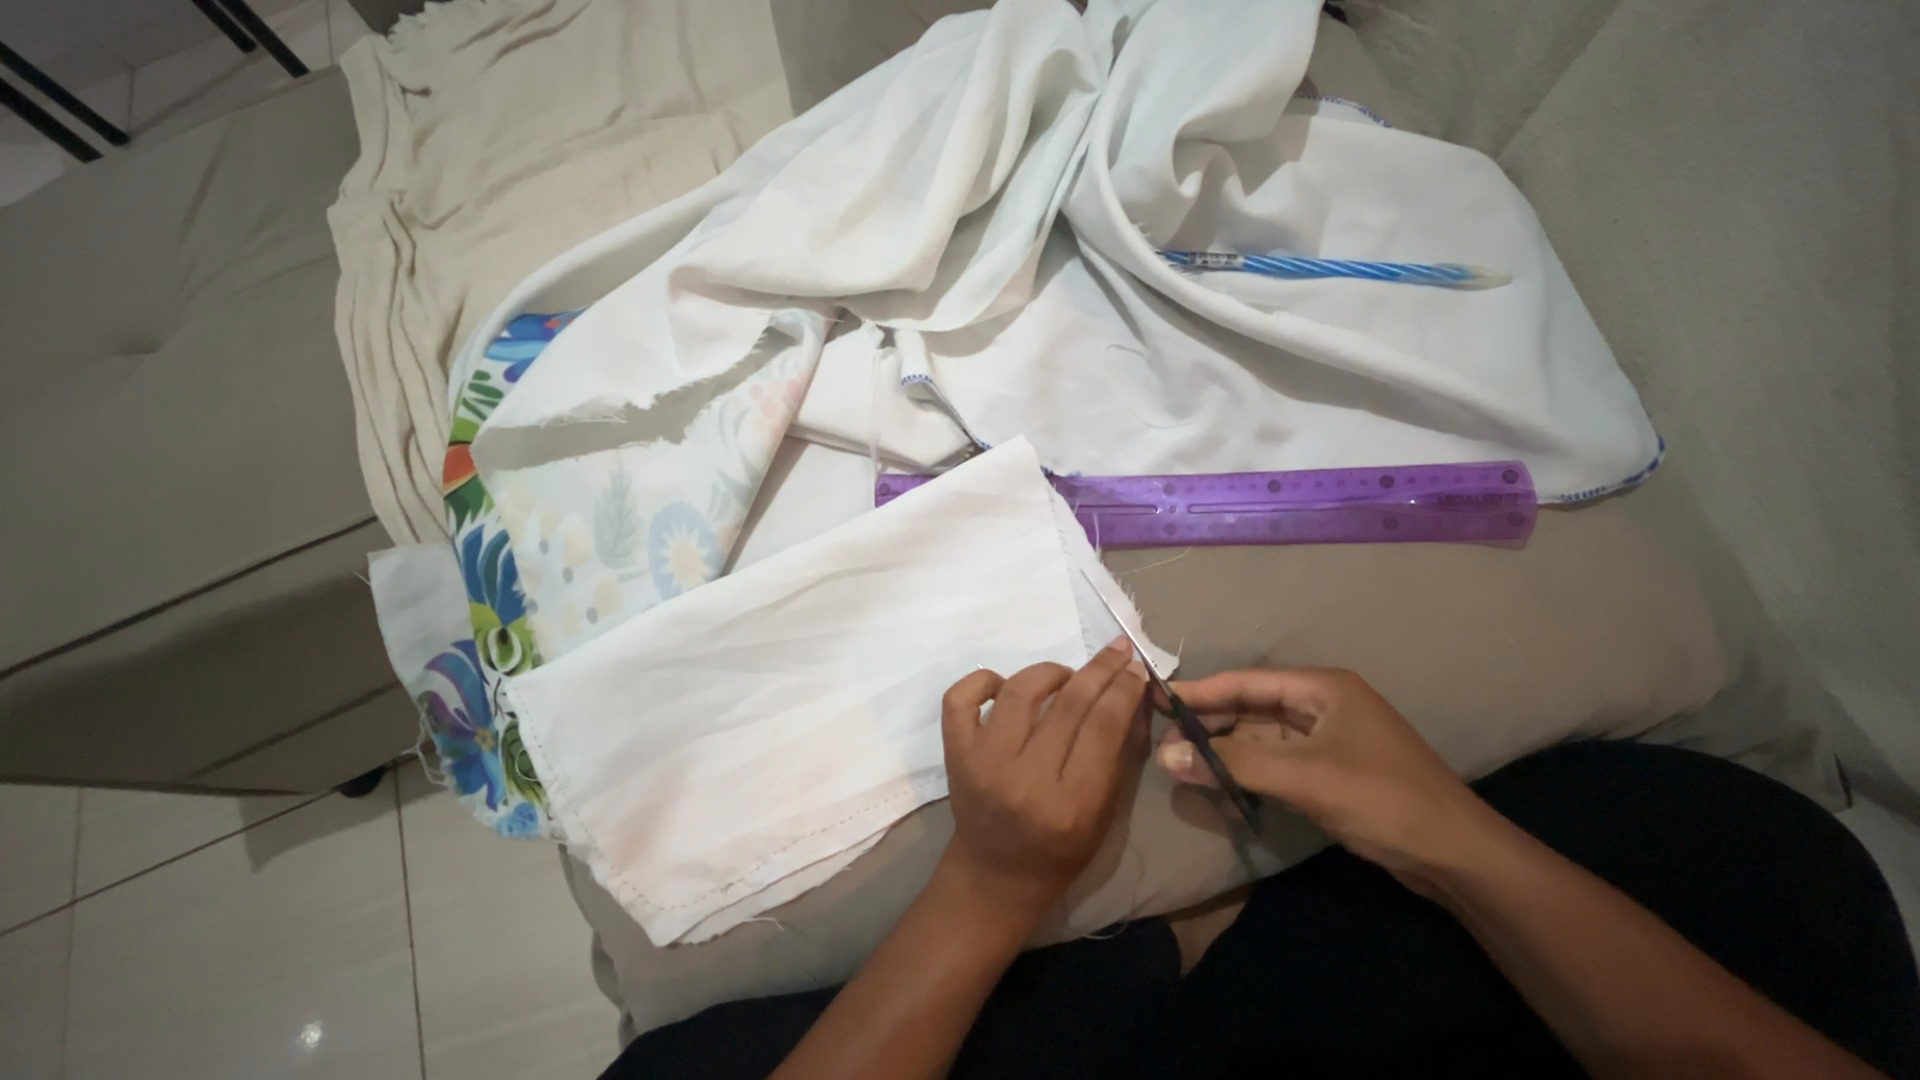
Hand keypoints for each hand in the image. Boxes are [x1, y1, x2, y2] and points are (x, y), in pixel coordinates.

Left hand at [938, 637, 1150, 914]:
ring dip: (1050, 672)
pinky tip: (1004, 686)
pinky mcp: (955, 753)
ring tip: (1065, 677)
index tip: (1135, 667)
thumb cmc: (1060, 850)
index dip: (1124, 688)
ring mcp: (984, 763)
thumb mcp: (1105, 814)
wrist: (995, 874)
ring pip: (1019, 691)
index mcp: (1071, 803)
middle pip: (1069, 704)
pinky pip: (961, 698)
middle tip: (1116, 652)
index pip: (1103, 726)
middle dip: (1100, 670)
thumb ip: (1121, 755)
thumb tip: (1133, 693)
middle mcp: (1025, 780)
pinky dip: (983, 681)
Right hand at [1155, 667, 1497, 894]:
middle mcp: (1324, 705)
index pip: (1246, 682)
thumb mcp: (1303, 778)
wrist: (1455, 854)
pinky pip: (1277, 760)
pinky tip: (1219, 778)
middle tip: (1162, 736)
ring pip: (1263, 736)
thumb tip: (1165, 755)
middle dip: (1210, 722)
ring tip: (1180, 759)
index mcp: (1322, 688)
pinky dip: (1247, 768)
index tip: (1155, 699)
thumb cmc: (1381, 799)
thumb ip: (1232, 764)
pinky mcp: (1332, 770)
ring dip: (1225, 747)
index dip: (1200, 690)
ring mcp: (1329, 738)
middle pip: (1253, 706)